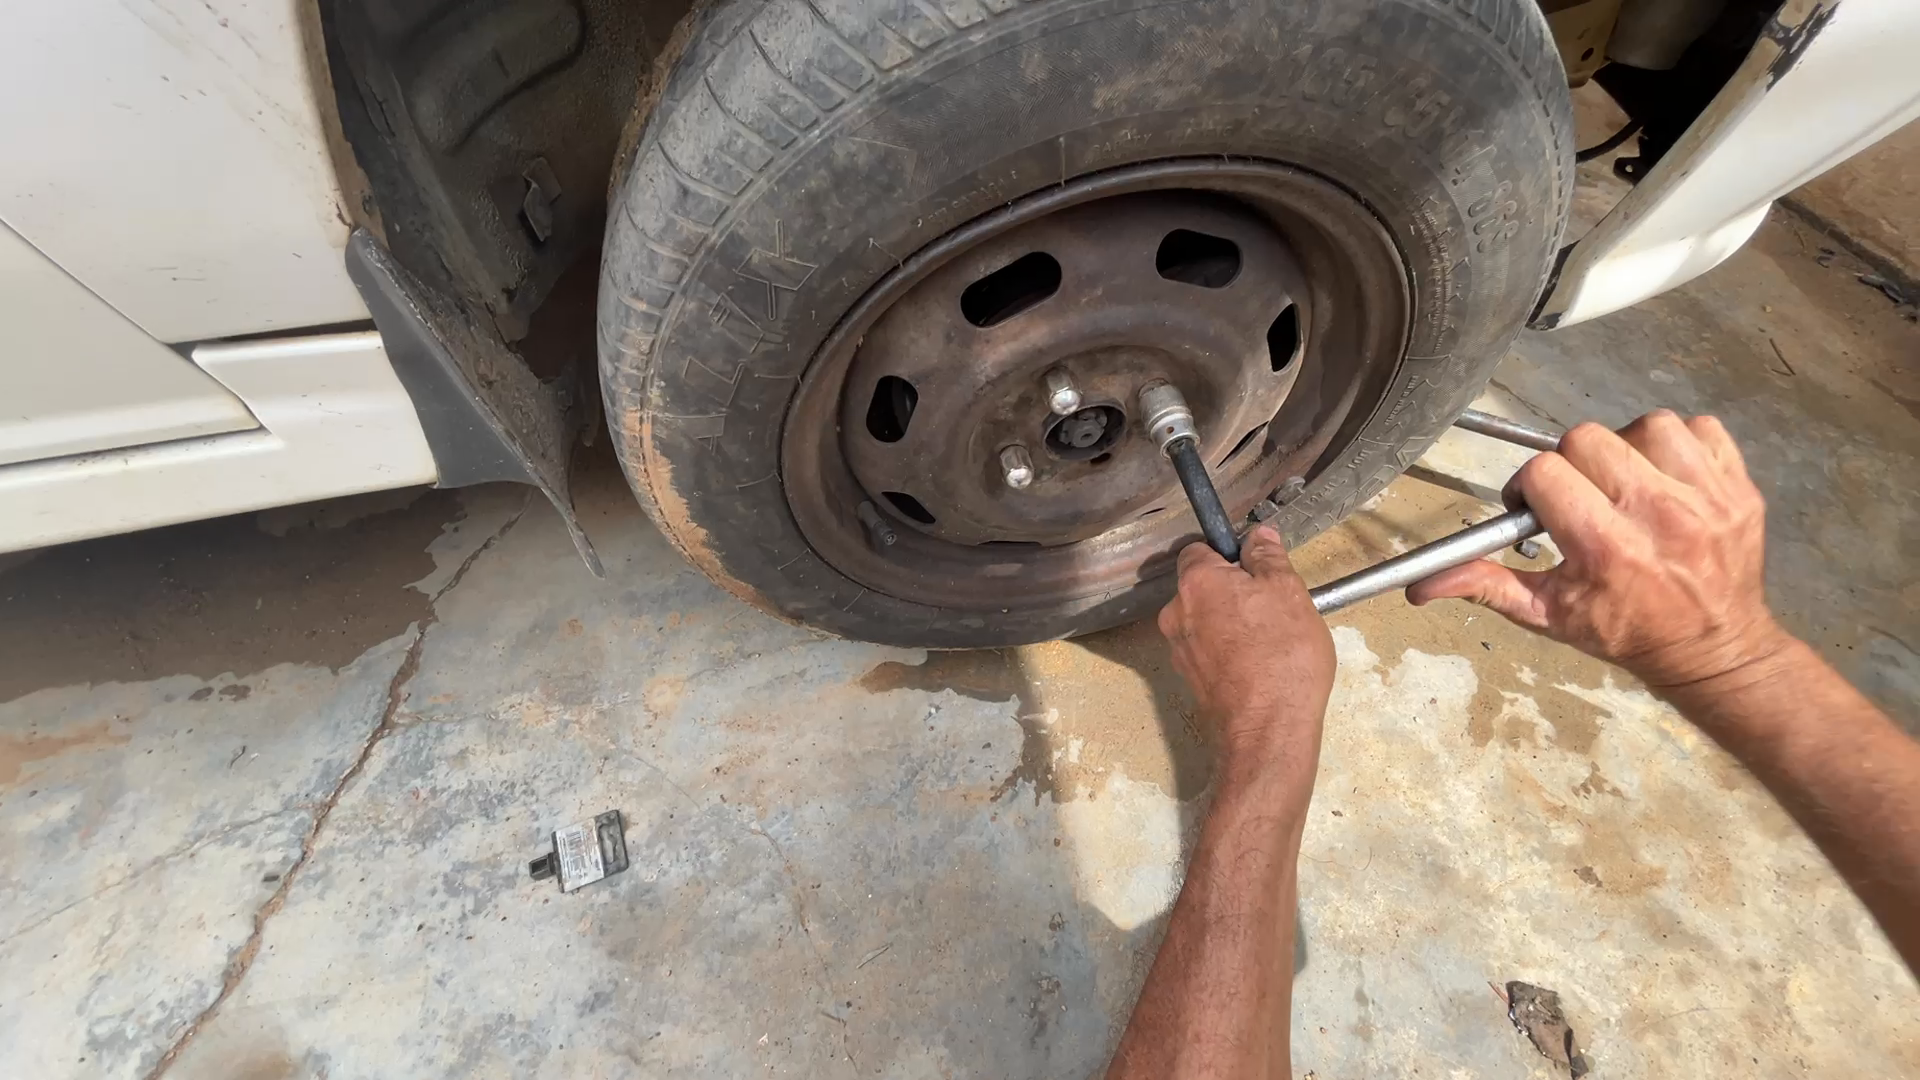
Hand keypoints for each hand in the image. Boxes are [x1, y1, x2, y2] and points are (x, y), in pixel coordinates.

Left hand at [1158, 526, 1336, 790]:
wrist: (1266, 727)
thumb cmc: (1282, 653)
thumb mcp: (1288, 592)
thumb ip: (1268, 557)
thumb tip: (1258, 535)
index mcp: (1195, 582)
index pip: (1199, 550)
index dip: (1227, 554)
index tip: (1255, 567)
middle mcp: (1175, 611)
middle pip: (1201, 586)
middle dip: (1231, 590)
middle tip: (1271, 606)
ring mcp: (1177, 646)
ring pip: (1204, 619)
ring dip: (1230, 621)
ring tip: (1269, 639)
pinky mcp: (1187, 676)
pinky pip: (1207, 648)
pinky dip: (1226, 649)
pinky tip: (1257, 663)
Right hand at [1408, 410, 1790, 692]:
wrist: (1713, 647)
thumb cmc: (1619, 630)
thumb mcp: (1542, 614)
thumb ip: (1483, 586)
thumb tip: (1417, 588)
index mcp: (1603, 544)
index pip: (1547, 471)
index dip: (1528, 485)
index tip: (1535, 509)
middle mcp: (1657, 512)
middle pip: (1588, 440)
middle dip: (1568, 463)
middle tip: (1574, 495)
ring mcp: (1707, 496)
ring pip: (1647, 426)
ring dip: (1623, 447)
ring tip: (1618, 481)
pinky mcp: (1742, 486)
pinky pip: (1703, 428)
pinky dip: (1676, 443)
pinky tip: (1660, 473)